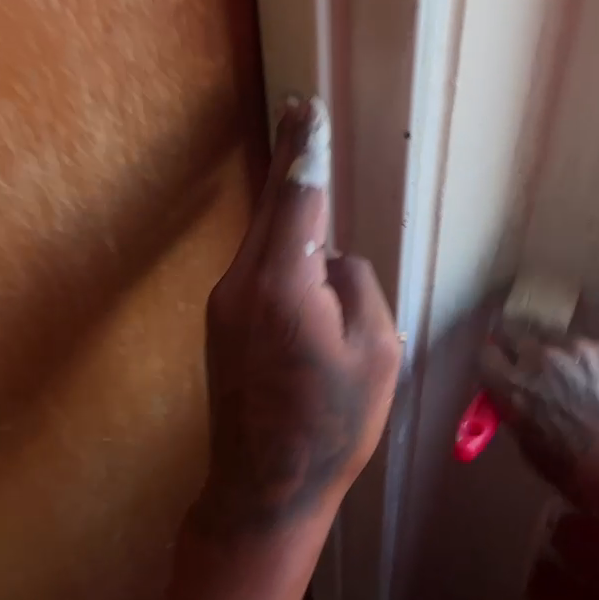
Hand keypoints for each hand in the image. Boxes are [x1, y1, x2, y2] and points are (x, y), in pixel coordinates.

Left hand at [194, 97, 399, 534]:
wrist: (263, 490)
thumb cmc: (331, 425)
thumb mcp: (377, 352)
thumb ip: (357, 286)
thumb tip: (332, 261)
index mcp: (283, 286)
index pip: (298, 198)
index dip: (307, 150)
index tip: (308, 109)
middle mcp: (242, 284)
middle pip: (272, 205)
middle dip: (290, 157)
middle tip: (299, 110)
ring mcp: (225, 303)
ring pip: (263, 235)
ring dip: (287, 202)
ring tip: (306, 168)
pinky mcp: (221, 322)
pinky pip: (256, 264)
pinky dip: (279, 240)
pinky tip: (299, 243)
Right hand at [479, 330, 598, 500]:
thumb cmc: (578, 472)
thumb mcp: (531, 449)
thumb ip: (516, 413)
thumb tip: (513, 399)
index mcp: (512, 386)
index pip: (485, 354)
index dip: (493, 363)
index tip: (500, 370)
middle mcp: (537, 357)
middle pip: (515, 334)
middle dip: (518, 349)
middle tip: (531, 368)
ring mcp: (571, 346)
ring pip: (552, 339)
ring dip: (554, 354)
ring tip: (573, 381)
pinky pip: (584, 348)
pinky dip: (586, 363)